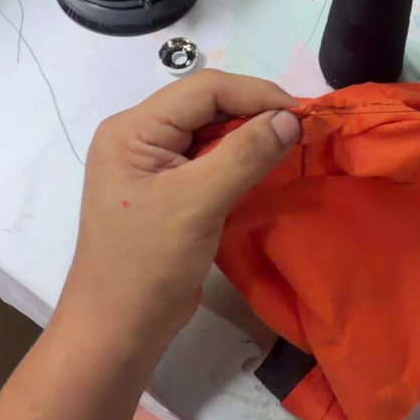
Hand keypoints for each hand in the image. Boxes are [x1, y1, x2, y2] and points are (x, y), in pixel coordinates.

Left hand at [62, 70, 299, 350]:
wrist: (118, 330)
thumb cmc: (148, 264)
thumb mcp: (198, 203)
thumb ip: (244, 155)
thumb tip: (290, 118)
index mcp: (133, 129)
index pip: (203, 89)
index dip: (255, 94)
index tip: (300, 115)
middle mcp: (139, 136)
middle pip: (207, 105)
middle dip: (255, 113)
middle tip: (300, 130)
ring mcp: (153, 164)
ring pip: (212, 131)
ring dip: (251, 136)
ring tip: (291, 146)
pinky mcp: (169, 189)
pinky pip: (210, 158)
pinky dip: (241, 159)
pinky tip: (268, 168)